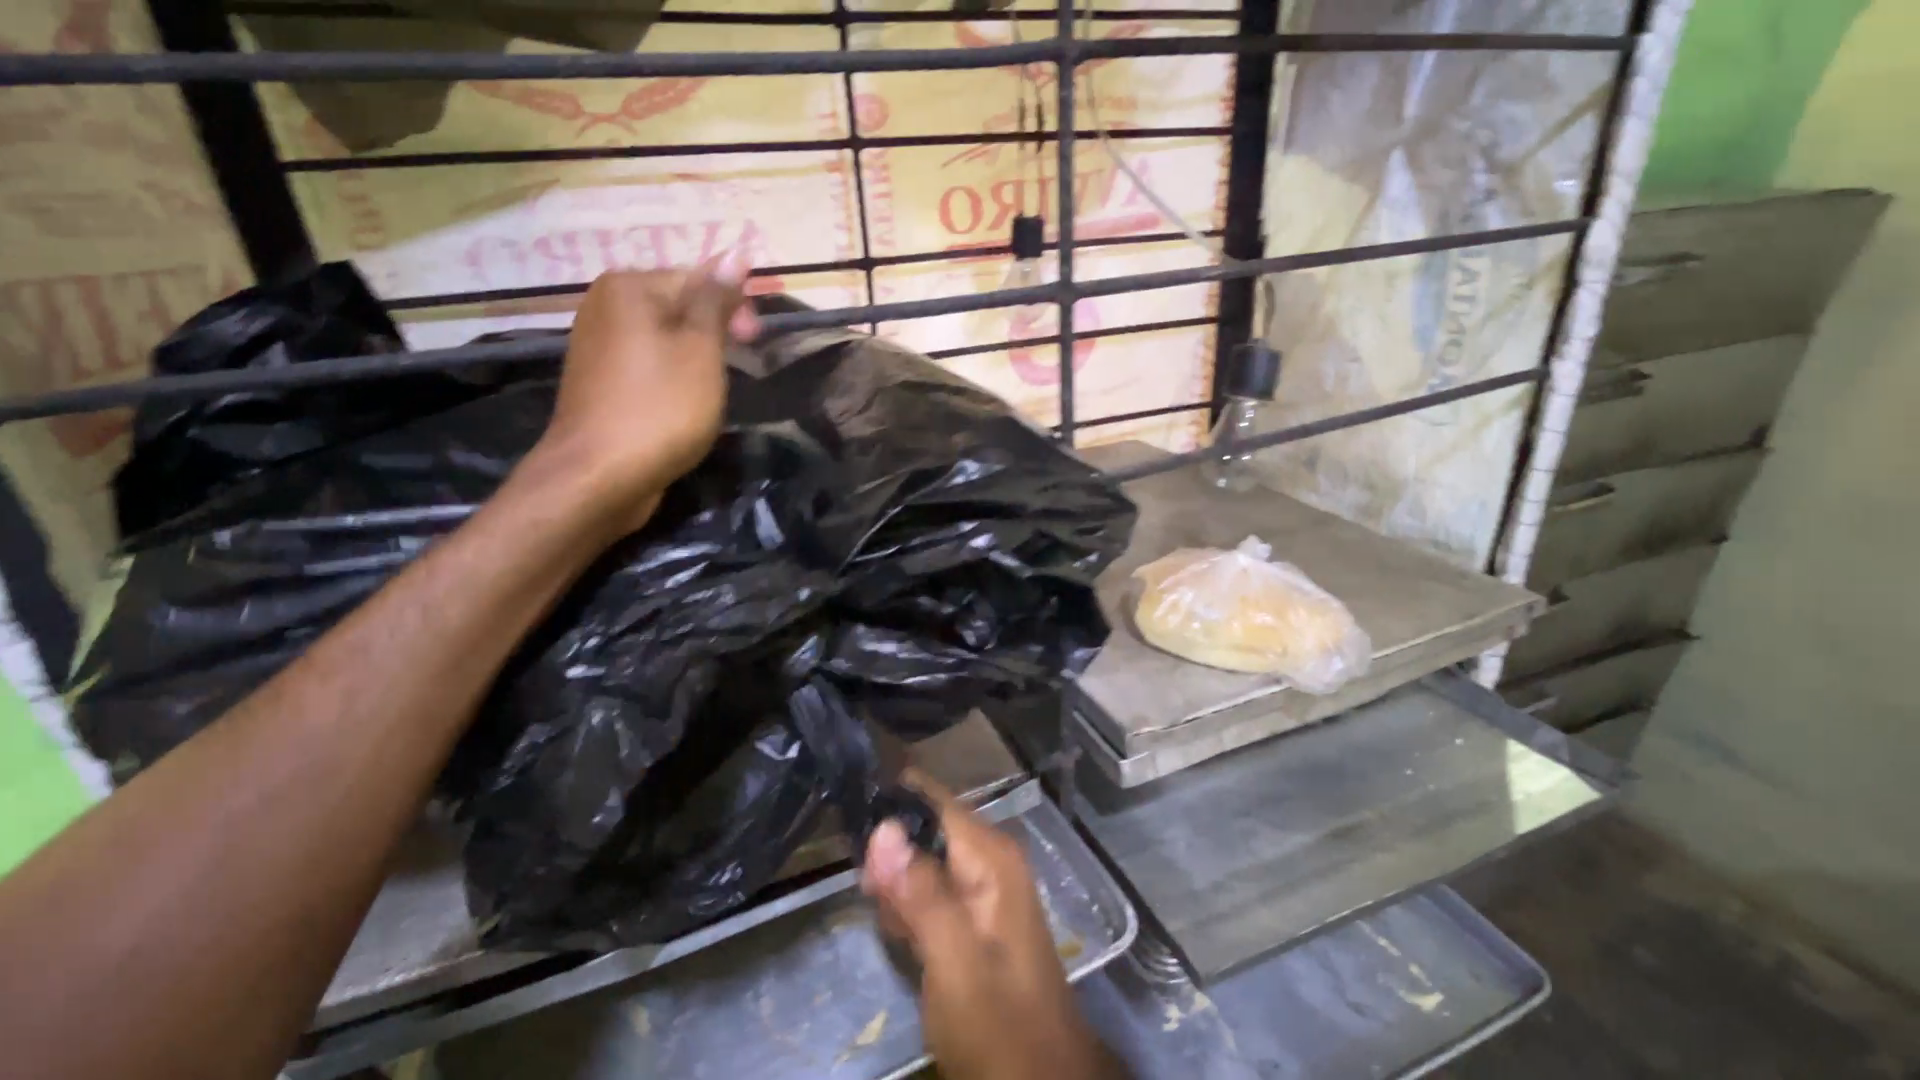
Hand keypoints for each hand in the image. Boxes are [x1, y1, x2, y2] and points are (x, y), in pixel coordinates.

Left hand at [530, 254, 759, 533]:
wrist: (598, 477)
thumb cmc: (660, 408)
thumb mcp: (702, 350)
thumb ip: (717, 300)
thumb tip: (734, 254)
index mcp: (629, 287)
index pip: (697, 278)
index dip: (734, 308)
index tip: (755, 343)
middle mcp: (604, 305)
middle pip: (677, 307)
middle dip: (714, 334)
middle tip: (737, 371)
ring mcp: (595, 346)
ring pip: (662, 340)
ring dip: (694, 360)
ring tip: (711, 394)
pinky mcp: (597, 383)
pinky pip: (644, 367)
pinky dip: (669, 381)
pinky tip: (681, 408)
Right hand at [863, 776, 1122, 1079]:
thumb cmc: (999, 1025)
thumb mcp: (954, 962)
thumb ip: (920, 893)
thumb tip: (884, 827)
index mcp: (991, 857)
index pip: (931, 799)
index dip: (887, 803)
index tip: (846, 816)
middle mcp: (989, 860)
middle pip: (921, 828)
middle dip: (886, 855)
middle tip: (875, 900)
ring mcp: (982, 889)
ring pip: (919, 861)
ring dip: (894, 887)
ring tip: (892, 926)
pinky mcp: (971, 917)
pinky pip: (927, 891)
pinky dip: (907, 908)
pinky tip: (902, 936)